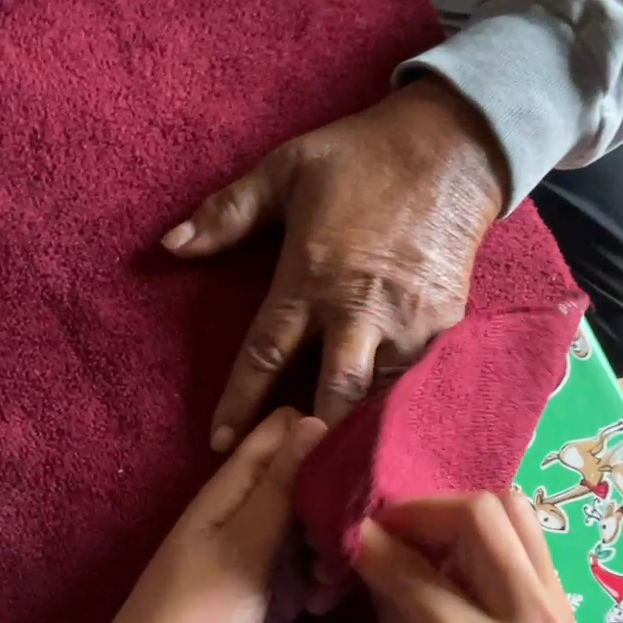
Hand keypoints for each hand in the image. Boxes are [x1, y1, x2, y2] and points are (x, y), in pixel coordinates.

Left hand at [73, 408, 328, 622]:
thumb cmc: (188, 619)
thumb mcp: (239, 550)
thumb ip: (280, 490)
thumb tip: (315, 419)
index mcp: (236, 488)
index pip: (288, 429)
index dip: (327, 432)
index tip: (364, 461)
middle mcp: (256, 511)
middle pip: (315, 477)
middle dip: (341, 500)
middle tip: (353, 538)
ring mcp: (269, 552)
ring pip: (322, 524)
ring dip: (337, 547)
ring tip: (328, 583)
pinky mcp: (281, 591)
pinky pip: (318, 567)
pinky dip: (327, 581)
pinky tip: (319, 607)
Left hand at [164, 76, 506, 450]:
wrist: (452, 148)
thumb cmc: (360, 158)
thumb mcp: (285, 169)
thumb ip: (227, 212)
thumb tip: (170, 246)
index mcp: (312, 276)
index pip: (265, 353)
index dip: (240, 402)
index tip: (219, 443)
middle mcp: (361, 309)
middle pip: (335, 392)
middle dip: (315, 438)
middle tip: (293, 474)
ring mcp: (411, 321)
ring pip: (384, 395)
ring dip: (361, 429)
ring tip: (340, 465)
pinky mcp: (448, 323)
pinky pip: (423, 379)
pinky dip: (402, 407)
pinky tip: (391, 433)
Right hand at [354, 490, 601, 622]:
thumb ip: (396, 622)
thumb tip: (370, 556)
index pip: (419, 580)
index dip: (375, 548)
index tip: (349, 532)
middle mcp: (529, 618)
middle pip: (478, 517)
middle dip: (420, 509)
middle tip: (389, 527)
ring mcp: (557, 598)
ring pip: (509, 507)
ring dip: (454, 509)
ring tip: (424, 534)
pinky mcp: (565, 590)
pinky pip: (524, 526)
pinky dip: (483, 522)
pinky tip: (457, 546)